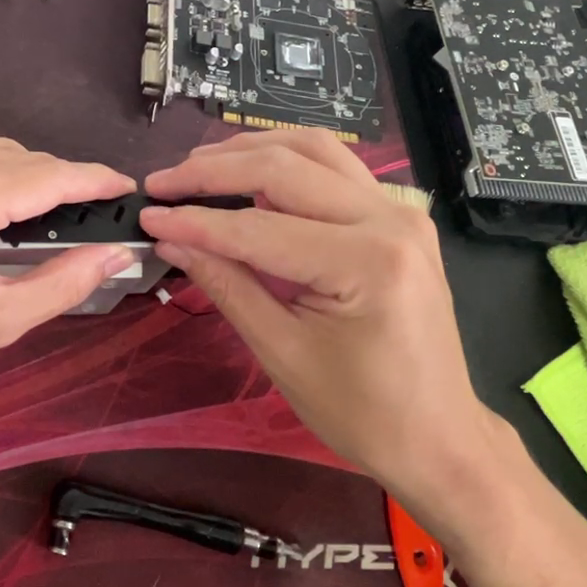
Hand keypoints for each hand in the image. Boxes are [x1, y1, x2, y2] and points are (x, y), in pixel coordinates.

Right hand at [139, 130, 500, 504]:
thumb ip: (224, 284)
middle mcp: (390, 220)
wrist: (438, 437)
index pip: (259, 227)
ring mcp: (400, 211)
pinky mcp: (397, 215)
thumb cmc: (361, 411)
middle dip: (213, 171)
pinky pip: (333, 167)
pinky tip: (247, 174)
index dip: (195, 220)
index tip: (147, 215)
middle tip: (162, 183)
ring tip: (197, 168)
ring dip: (249, 152)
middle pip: (285, 167)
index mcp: (367, 263)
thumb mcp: (281, 351)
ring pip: (313, 149)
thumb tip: (169, 239)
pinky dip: (283, 161)